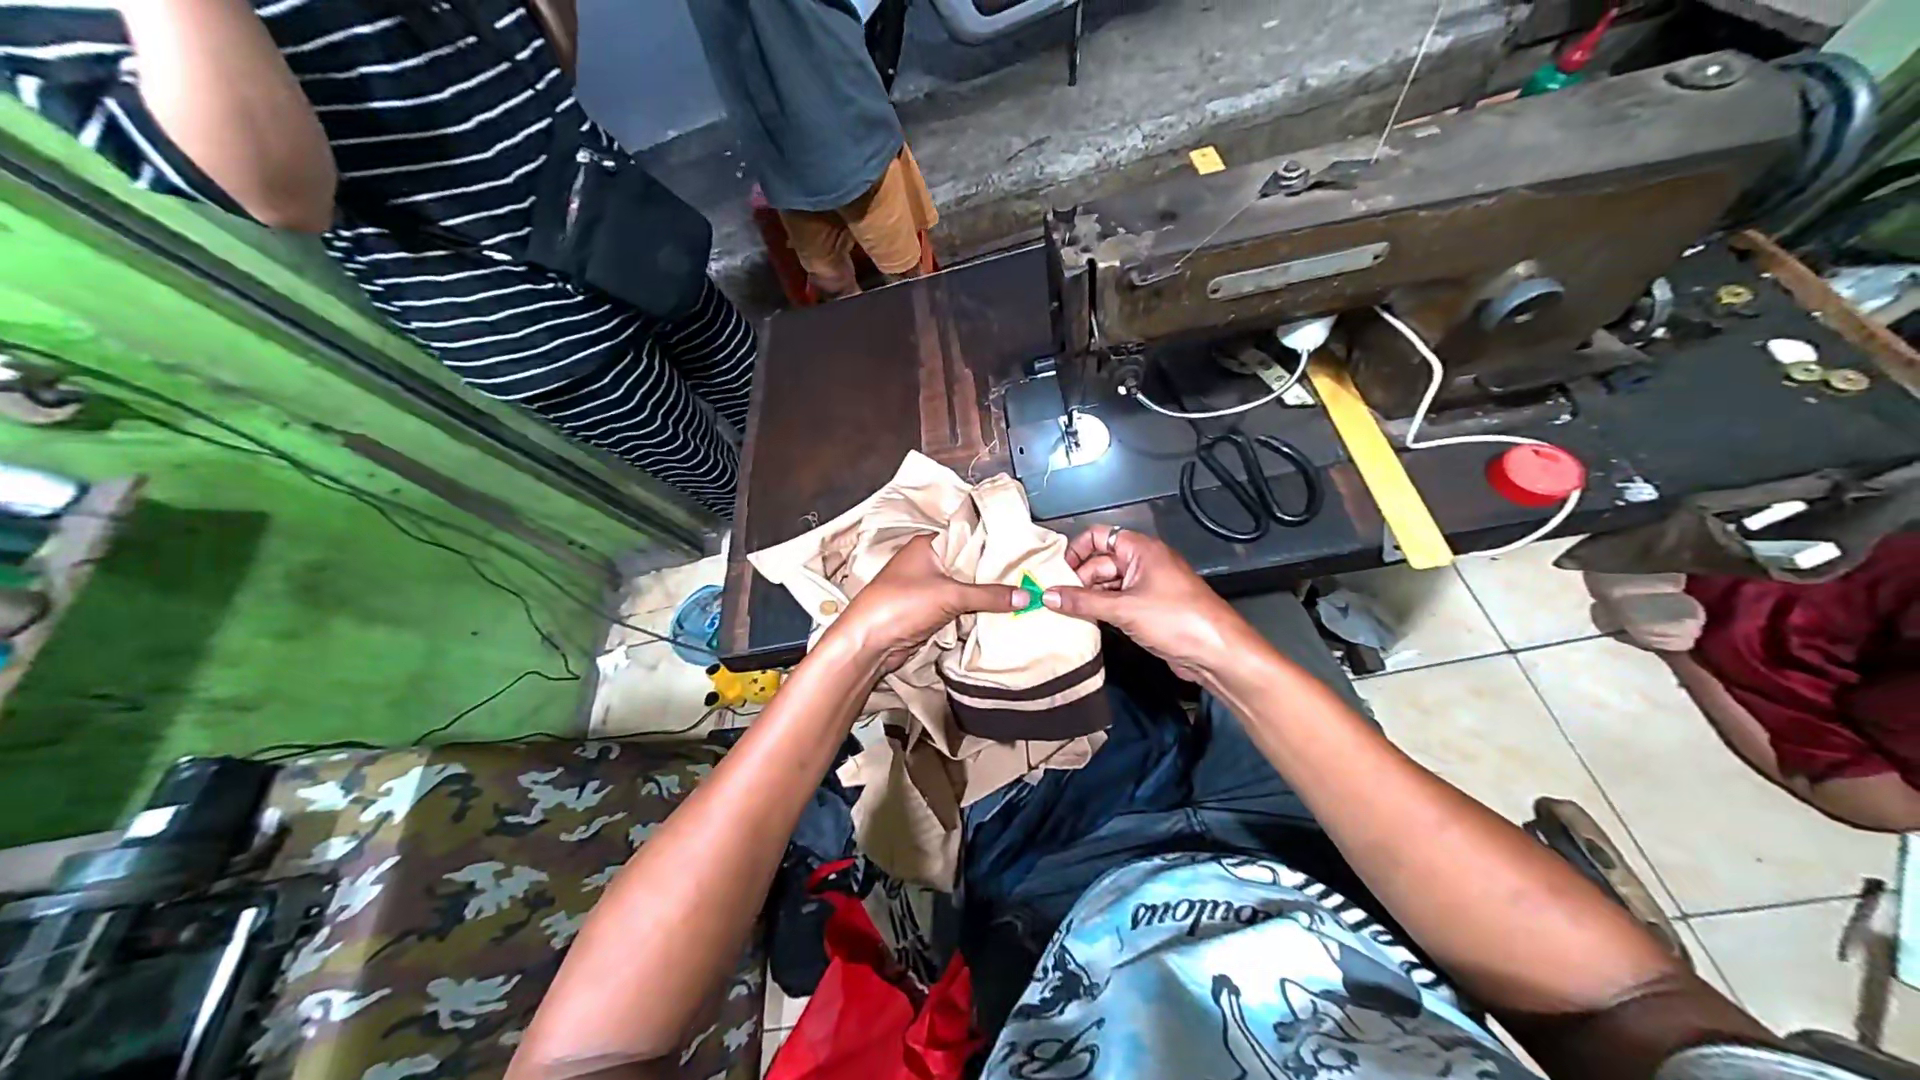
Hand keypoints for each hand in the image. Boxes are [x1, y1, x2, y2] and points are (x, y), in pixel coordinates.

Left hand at [824, 535, 1025, 674]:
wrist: (868, 644)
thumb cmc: (901, 605)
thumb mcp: (950, 595)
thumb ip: (989, 595)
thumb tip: (1025, 596)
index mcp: (927, 545)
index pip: (967, 537)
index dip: (993, 545)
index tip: (1022, 553)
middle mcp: (927, 563)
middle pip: (968, 566)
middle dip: (993, 575)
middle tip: (1026, 578)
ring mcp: (927, 589)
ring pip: (964, 589)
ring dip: (984, 596)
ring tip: (1020, 595)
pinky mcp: (928, 612)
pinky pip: (958, 608)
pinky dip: (974, 612)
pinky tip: (998, 614)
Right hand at [1043, 526, 1253, 682]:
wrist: (1217, 652)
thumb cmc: (1175, 619)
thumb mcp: (1124, 609)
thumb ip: (1083, 601)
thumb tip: (1048, 595)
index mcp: (1140, 550)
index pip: (1099, 536)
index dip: (1076, 550)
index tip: (1056, 571)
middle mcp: (1143, 563)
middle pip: (1100, 562)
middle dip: (1078, 579)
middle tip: (1054, 599)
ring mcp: (1146, 587)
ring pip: (1107, 585)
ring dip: (1087, 598)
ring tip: (1062, 613)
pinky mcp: (1148, 610)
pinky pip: (1117, 603)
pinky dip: (1101, 610)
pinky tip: (1083, 623)